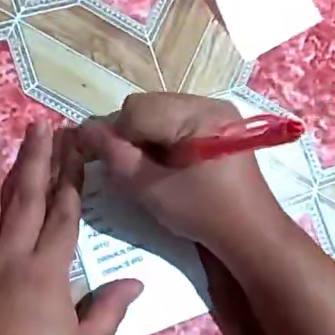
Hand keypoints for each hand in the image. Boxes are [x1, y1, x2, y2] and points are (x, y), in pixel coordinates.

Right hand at [77, 92, 287, 253]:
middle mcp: (209, 102)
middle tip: (133, 168)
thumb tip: (84, 131)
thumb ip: (116, 156)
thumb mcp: (150, 189)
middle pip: (147, 104)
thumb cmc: (202, 213)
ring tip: (151, 166)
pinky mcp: (220, 121)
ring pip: (159, 108)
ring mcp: (217, 110)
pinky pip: (177, 116)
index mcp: (197, 116)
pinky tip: (169, 161)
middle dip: (131, 133)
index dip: (115, 135)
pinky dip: (163, 134)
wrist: (251, 232)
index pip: (135, 109)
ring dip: (145, 133)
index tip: (112, 165)